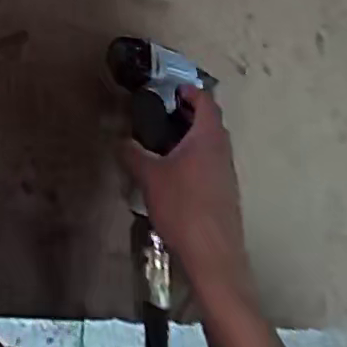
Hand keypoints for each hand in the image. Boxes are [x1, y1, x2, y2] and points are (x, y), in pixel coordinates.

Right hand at [122, 89, 253, 299]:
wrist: (213, 256)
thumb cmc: (183, 206)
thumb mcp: (149, 177)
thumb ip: (133, 154)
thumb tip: (119, 140)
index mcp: (208, 138)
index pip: (207, 103)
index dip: (192, 92)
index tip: (176, 90)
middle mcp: (223, 151)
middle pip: (212, 123)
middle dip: (192, 114)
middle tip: (168, 114)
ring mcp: (228, 175)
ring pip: (213, 146)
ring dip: (195, 138)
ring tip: (168, 143)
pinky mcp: (227, 195)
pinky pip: (213, 165)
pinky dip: (198, 158)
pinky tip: (178, 174)